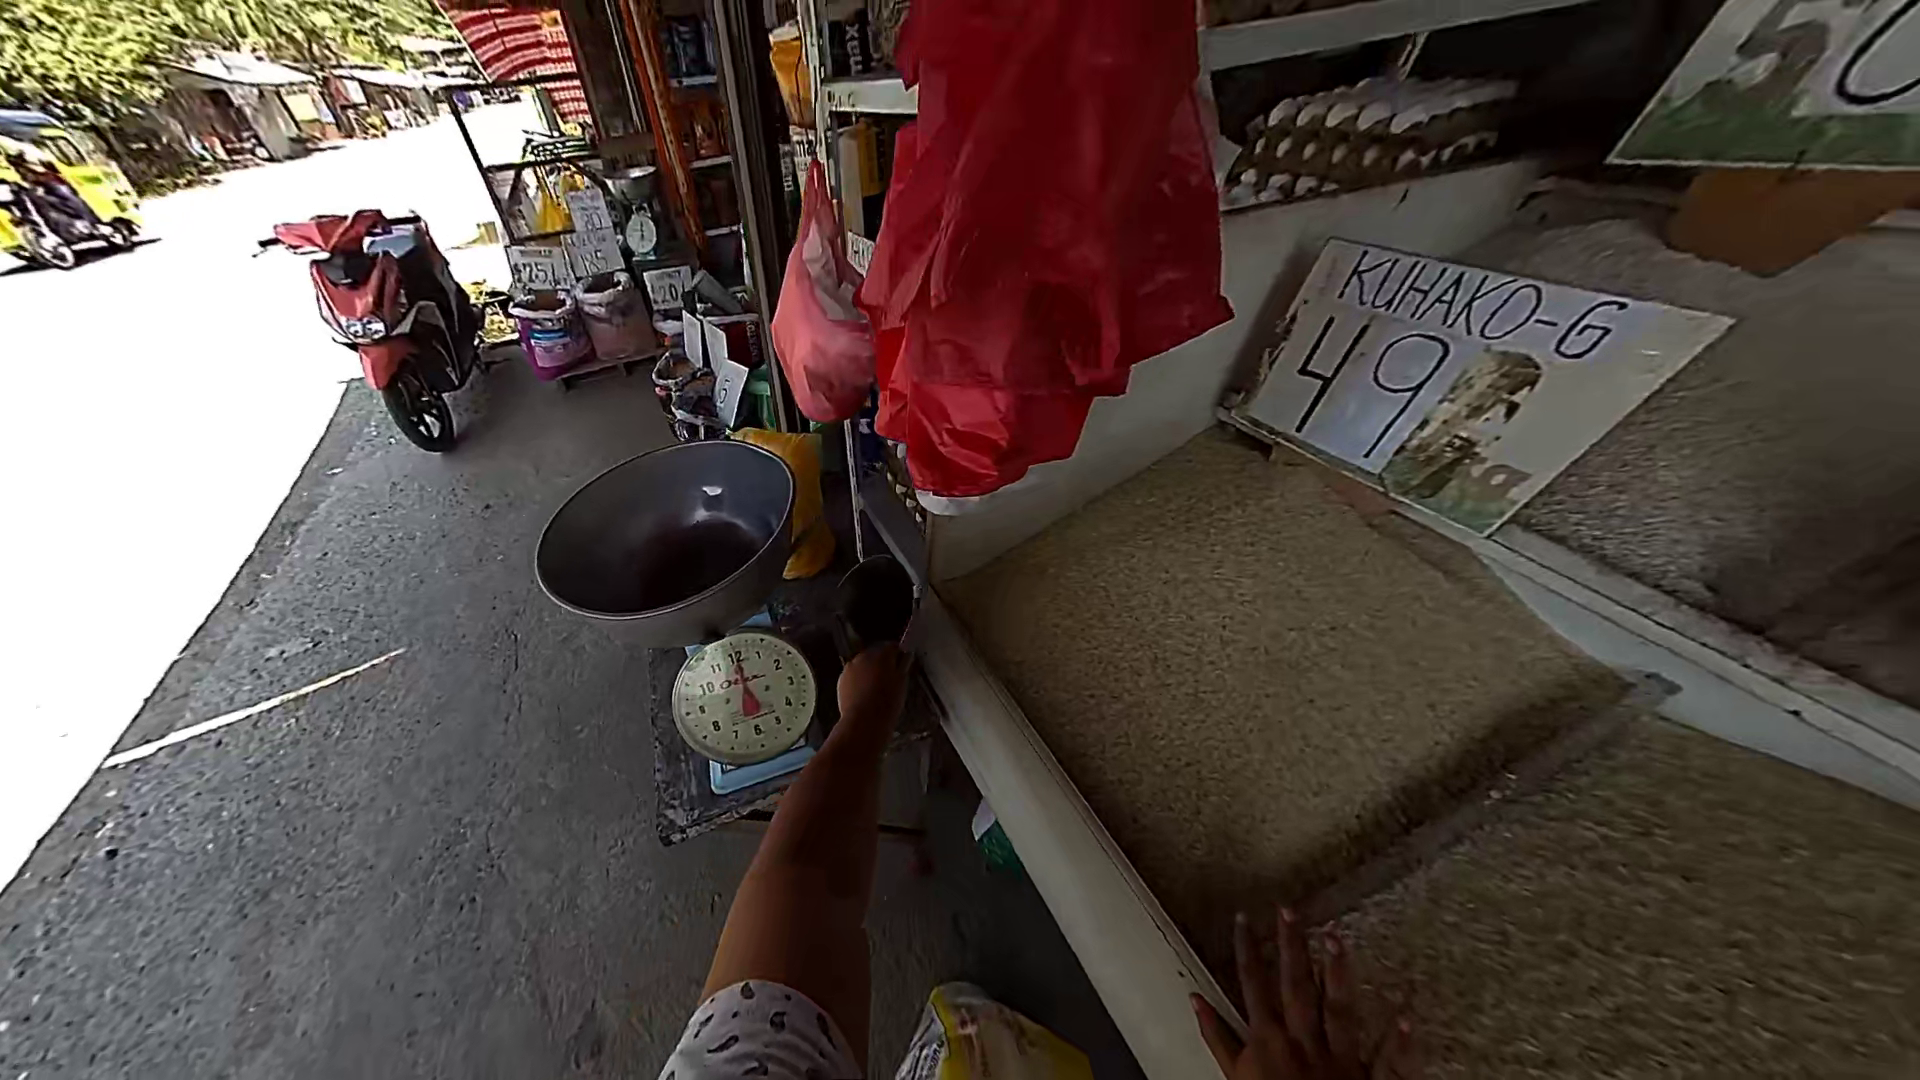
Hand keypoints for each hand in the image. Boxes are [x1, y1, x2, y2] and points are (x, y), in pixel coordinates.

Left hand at [836, 643, 908, 726]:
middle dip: (882, 661)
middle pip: (875, 653)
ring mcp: (850, 667)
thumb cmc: (888, 702)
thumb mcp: (901, 683)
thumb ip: (903, 666)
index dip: (898, 654)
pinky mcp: (841, 679)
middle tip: (889, 676)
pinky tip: (864, 693)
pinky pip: (853, 675)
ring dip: (869, 670)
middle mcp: (864, 656)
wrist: (863, 721)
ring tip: (875, 686)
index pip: (892, 647)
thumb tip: (905, 656)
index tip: (902, 662)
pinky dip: (858, 679)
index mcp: (882, 654)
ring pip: (862, 664)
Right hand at [1193, 907, 1414, 1079]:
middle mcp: (1303, 1044)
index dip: (1246, 949)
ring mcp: (1340, 1063)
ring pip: (1338, 1011)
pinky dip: (1399, 1045)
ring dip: (1337, 974)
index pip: (1252, 984)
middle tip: (1288, 910)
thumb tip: (1195, 1000)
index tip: (1244, 918)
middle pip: (1294, 986)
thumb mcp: (1234, 1079)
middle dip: (1290, 946)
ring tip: (1336, 937)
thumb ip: (1216, 1037)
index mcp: (1269, 1040)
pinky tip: (1404, 1017)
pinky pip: (1388, 1066)